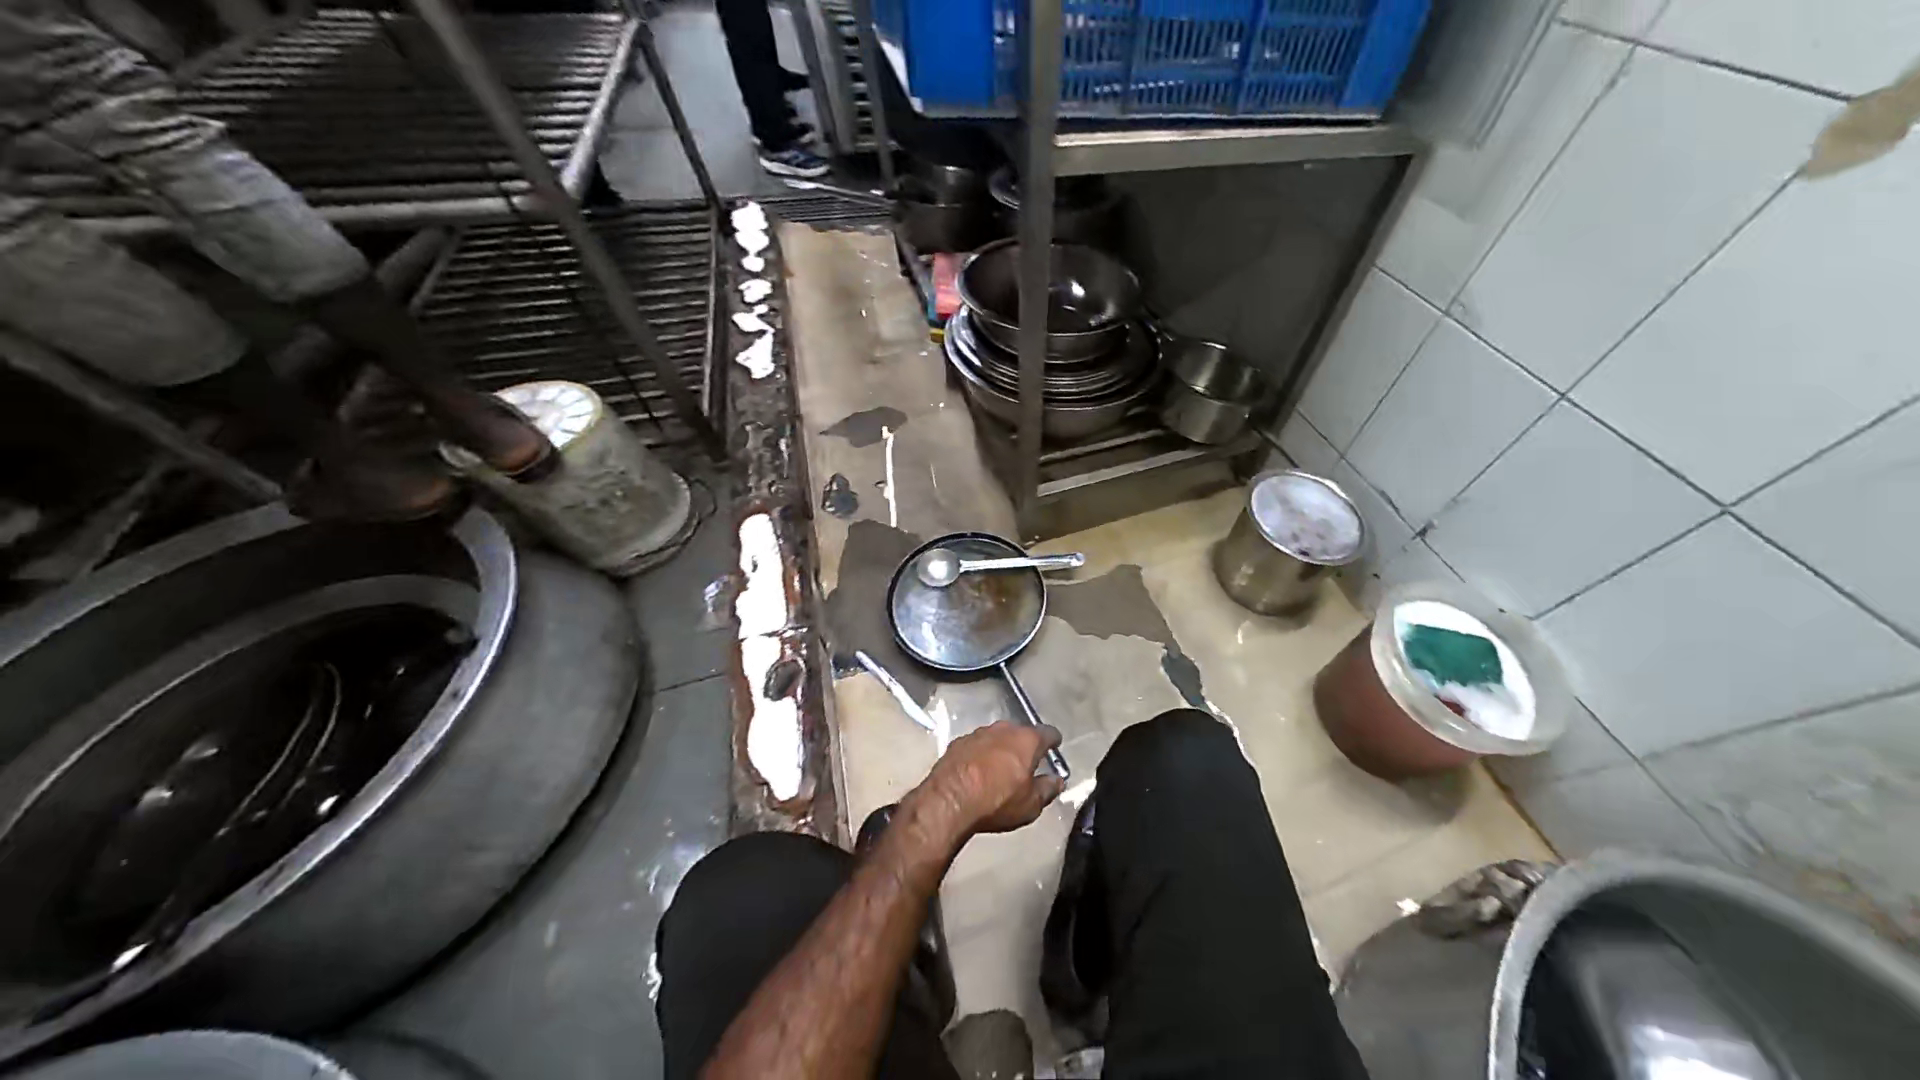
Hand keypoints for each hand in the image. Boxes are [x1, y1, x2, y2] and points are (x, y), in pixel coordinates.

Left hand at [913, 722, 1064, 838]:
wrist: (948, 801)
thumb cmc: (996, 801)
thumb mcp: (1030, 804)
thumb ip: (1048, 789)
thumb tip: (1057, 780)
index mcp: (1026, 740)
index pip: (1048, 733)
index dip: (1053, 741)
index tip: (1055, 747)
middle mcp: (1003, 729)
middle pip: (1021, 733)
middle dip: (1025, 745)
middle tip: (1027, 763)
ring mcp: (978, 733)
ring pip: (997, 737)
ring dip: (1001, 748)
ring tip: (1001, 768)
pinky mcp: (958, 742)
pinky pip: (977, 745)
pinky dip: (981, 754)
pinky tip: (978, 770)